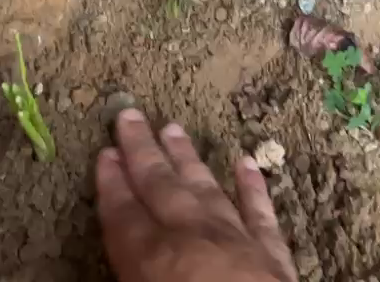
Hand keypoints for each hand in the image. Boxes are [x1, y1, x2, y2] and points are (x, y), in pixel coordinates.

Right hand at [96, 109, 296, 281]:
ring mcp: (238, 243)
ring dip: (187, 159)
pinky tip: (246, 161)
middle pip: (161, 188)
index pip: (125, 216)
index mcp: (155, 261)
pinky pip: (261, 216)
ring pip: (206, 190)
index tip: (104, 151)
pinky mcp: (275, 258)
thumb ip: (127, 272)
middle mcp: (193, 240)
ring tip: (173, 127)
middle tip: (129, 114)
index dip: (111, 184)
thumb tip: (115, 259)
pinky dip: (253, 188)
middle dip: (142, 151)